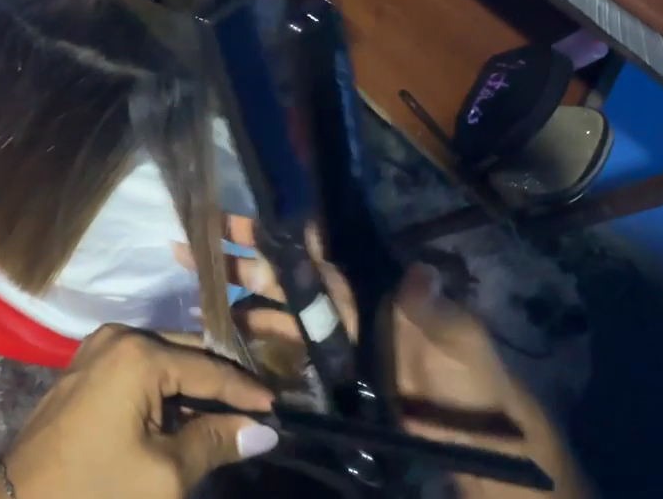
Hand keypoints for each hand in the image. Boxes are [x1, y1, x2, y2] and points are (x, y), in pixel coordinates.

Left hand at [0, 325, 277, 498]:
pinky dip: (167, 385)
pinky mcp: (87, 365)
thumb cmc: (98, 487)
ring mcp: (98, 347)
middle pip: (186, 353)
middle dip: (222, 379)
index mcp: (139, 353)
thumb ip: (215, 442)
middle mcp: (119, 335)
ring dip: (195, 383)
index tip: (280, 405)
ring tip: (233, 408)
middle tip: (262, 403)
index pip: (208, 369)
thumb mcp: (165, 472)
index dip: (245, 390)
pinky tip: (189, 409)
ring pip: (163, 358)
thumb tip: (263, 431)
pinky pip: (139, 366)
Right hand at [182, 215, 589, 498]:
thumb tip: (419, 271)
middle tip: (186, 242)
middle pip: (280, 272)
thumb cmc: (473, 386)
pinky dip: (247, 341)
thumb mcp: (464, 346)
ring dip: (232, 295)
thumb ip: (440, 313)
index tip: (228, 215)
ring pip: (272, 308)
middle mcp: (342, 304)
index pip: (310, 247)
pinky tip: (215, 337)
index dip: (271, 230)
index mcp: (367, 286)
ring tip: (189, 287)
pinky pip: (279, 351)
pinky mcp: (323, 375)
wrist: (476, 447)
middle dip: (235, 254)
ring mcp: (330, 340)